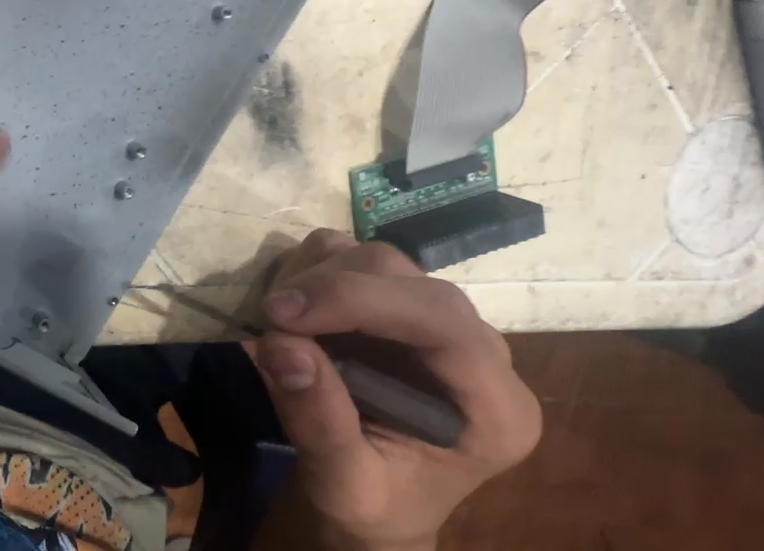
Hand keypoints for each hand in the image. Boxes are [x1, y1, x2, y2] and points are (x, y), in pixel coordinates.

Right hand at [247, 230, 540, 550]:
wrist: (374, 508)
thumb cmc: (371, 507)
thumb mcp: (344, 487)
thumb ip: (319, 422)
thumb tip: (281, 344)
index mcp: (494, 408)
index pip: (442, 321)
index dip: (360, 300)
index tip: (283, 315)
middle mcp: (481, 353)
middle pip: (405, 278)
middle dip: (328, 287)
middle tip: (269, 317)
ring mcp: (441, 321)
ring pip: (377, 258)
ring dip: (316, 275)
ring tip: (281, 318)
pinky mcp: (402, 303)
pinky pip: (356, 255)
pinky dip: (313, 268)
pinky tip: (297, 309)